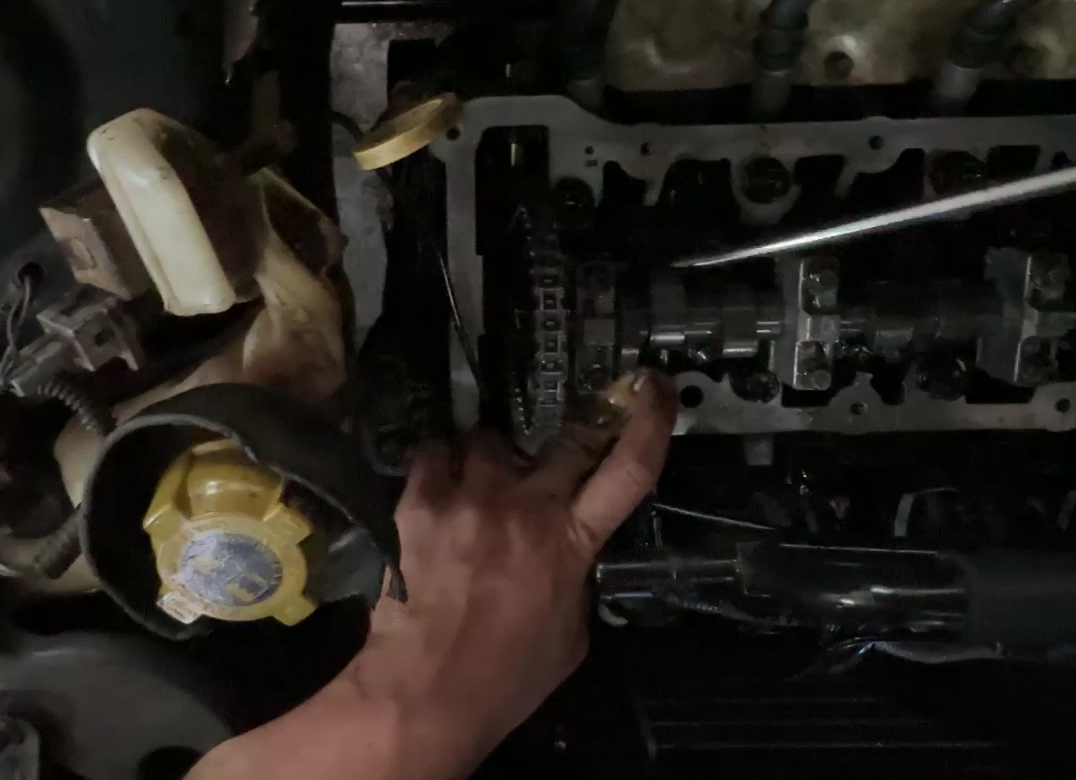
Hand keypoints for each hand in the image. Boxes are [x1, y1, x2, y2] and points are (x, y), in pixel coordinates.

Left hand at [183, 372, 674, 779]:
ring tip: (477, 490)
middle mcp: (526, 505)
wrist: (426, 689)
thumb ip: (576, 573)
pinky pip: (435, 453)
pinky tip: (438, 491)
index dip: (649, 421)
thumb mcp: (571, 631)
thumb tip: (568, 545)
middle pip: (562, 440)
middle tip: (543, 465)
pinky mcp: (422, 499)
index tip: (654, 386)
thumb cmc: (507, 674)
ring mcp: (472, 496)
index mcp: (572, 540)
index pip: (628, 470)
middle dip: (562, 444)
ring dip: (489, 461)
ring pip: (489, 440)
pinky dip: (441, 467)